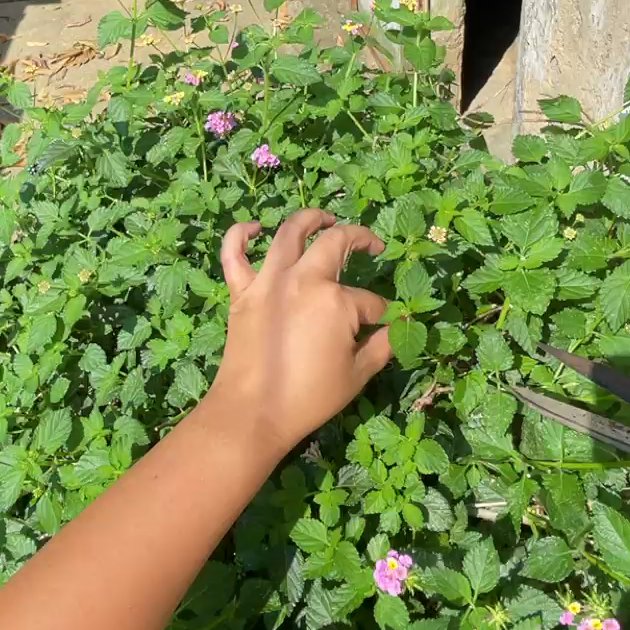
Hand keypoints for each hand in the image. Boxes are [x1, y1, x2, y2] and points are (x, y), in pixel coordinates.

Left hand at [198, 209, 391, 462]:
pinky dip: (240, 235)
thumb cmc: (309, 397)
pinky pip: (234, 253)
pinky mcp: (241, 290)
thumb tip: (395, 327)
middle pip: (336, 244)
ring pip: (289, 234)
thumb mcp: (357, 375)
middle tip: (371, 244)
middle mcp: (303, 279)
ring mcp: (269, 281)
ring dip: (310, 219)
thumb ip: (381, 345)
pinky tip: (254, 228)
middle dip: (360, 238)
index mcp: (336, 301)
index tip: (381, 326)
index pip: (369, 301)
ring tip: (324, 218)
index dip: (379, 314)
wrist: (252, 412)